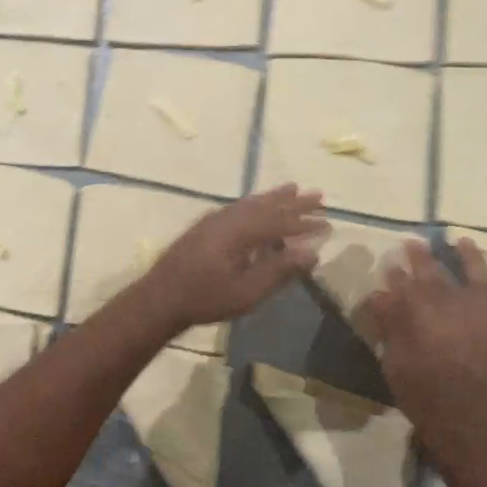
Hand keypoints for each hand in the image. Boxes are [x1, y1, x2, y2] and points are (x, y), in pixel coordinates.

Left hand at [137, 184, 326, 329]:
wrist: (159, 298)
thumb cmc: (205, 298)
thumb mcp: (247, 291)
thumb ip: (279, 271)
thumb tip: (311, 253)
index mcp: (239, 231)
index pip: (280, 221)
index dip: (304, 221)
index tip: (328, 221)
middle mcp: (226, 218)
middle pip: (265, 205)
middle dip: (292, 201)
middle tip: (318, 195)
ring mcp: (212, 220)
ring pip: (249, 203)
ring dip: (273, 197)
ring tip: (293, 189)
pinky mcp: (203, 227)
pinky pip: (237, 208)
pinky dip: (254, 205)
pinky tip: (257, 207)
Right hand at [366, 238, 486, 473]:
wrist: (470, 430)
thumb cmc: (423, 398)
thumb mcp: (395, 362)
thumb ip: (390, 326)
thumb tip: (381, 294)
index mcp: (425, 317)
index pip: (407, 284)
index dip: (397, 272)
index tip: (389, 262)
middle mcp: (459, 311)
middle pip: (439, 277)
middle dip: (423, 258)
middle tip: (413, 243)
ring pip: (483, 283)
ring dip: (472, 260)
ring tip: (463, 241)